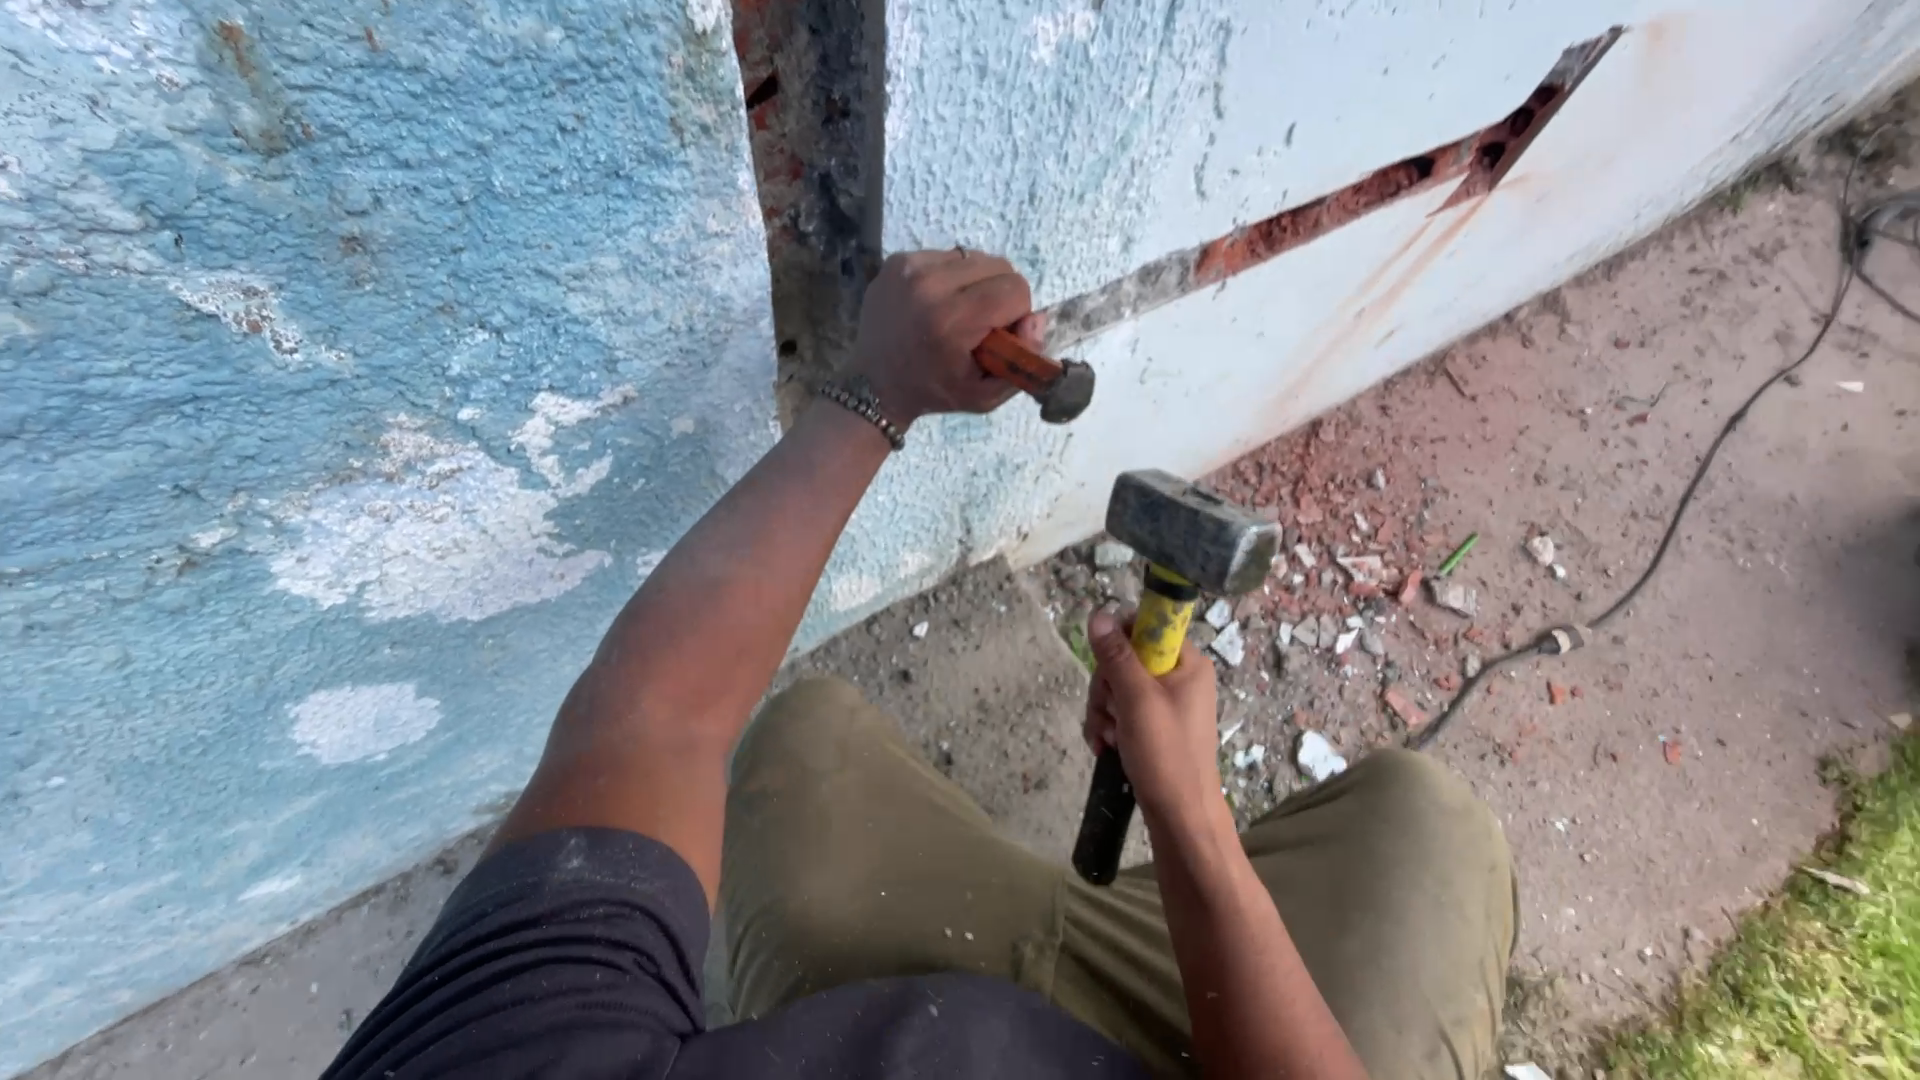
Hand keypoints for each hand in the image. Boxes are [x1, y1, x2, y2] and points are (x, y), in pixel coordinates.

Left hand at [848, 249, 1046, 427]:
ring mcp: (911, 268)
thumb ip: (1022, 359)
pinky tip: (936, 302)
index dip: (1017, 313)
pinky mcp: (899, 260)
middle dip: (1000, 295)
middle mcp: (930, 285)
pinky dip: (952, 277)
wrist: (873, 384)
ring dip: (977, 282)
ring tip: (958, 311)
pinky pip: (947, 256)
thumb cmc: (933, 392)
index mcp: (952, 320)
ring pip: (974, 257)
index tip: (999, 335)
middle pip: (999, 266)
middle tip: (981, 323)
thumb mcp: (985, 395)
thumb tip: (1036, 320)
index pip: (1016, 289)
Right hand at [1083, 609, 1223, 828]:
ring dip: (1103, 710)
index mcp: (1187, 662)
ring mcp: (1166, 703)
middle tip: (1110, 712)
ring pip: (1117, 686)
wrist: (1181, 816)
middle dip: (1106, 687)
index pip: (1146, 627)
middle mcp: (1179, 677)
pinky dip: (1108, 726)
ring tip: (1107, 737)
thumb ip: (1116, 656)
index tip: (1108, 667)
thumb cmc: (1166, 754)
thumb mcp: (1137, 699)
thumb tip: (1098, 613)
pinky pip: (1120, 711)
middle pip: (1124, 658)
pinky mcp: (1154, 726)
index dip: (1119, 642)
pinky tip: (1105, 746)